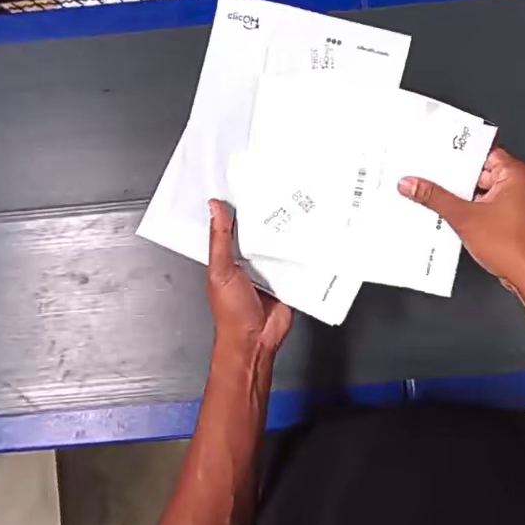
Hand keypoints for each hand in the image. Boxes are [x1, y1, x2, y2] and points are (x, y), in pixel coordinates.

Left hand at [207, 199, 292, 354]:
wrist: (255, 340)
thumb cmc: (231, 312)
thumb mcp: (220, 270)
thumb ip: (219, 239)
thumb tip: (215, 208)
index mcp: (228, 258)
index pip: (232, 226)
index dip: (237, 208)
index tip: (247, 185)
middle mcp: (250, 262)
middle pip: (260, 233)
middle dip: (269, 218)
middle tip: (279, 191)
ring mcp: (270, 270)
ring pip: (280, 245)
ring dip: (287, 235)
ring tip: (298, 210)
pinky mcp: (289, 279)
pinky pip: (297, 261)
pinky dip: (303, 253)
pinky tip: (309, 238)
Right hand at [399, 146, 524, 293]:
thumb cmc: (513, 246)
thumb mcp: (464, 217)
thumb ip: (436, 198)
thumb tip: (413, 184)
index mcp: (515, 174)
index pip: (482, 153)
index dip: (459, 157)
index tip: (438, 158)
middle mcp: (521, 185)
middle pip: (481, 174)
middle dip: (457, 182)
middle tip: (432, 182)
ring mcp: (520, 204)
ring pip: (484, 194)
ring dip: (465, 200)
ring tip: (441, 203)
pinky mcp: (516, 221)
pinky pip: (490, 209)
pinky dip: (475, 213)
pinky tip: (457, 220)